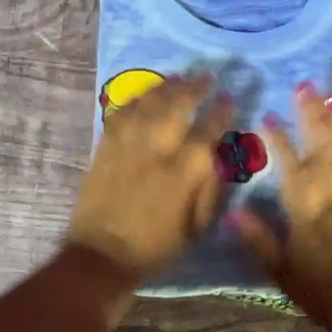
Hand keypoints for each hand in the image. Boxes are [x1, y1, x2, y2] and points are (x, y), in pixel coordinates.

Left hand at [68, 74, 230, 278]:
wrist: (102, 254)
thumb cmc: (155, 247)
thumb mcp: (196, 226)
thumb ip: (209, 189)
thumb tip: (219, 158)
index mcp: (183, 172)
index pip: (208, 130)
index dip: (220, 111)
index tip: (229, 96)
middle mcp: (156, 150)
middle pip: (177, 106)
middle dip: (194, 88)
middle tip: (205, 76)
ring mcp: (127, 145)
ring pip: (148, 103)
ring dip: (165, 87)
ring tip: (178, 77)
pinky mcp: (104, 146)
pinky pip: (122, 113)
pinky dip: (136, 100)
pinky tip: (145, 95)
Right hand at [235, 84, 331, 323]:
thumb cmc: (322, 293)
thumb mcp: (281, 271)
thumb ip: (259, 240)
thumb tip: (233, 213)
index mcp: (306, 209)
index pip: (289, 164)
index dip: (278, 140)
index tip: (269, 116)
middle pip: (324, 146)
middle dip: (314, 115)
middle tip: (307, 85)